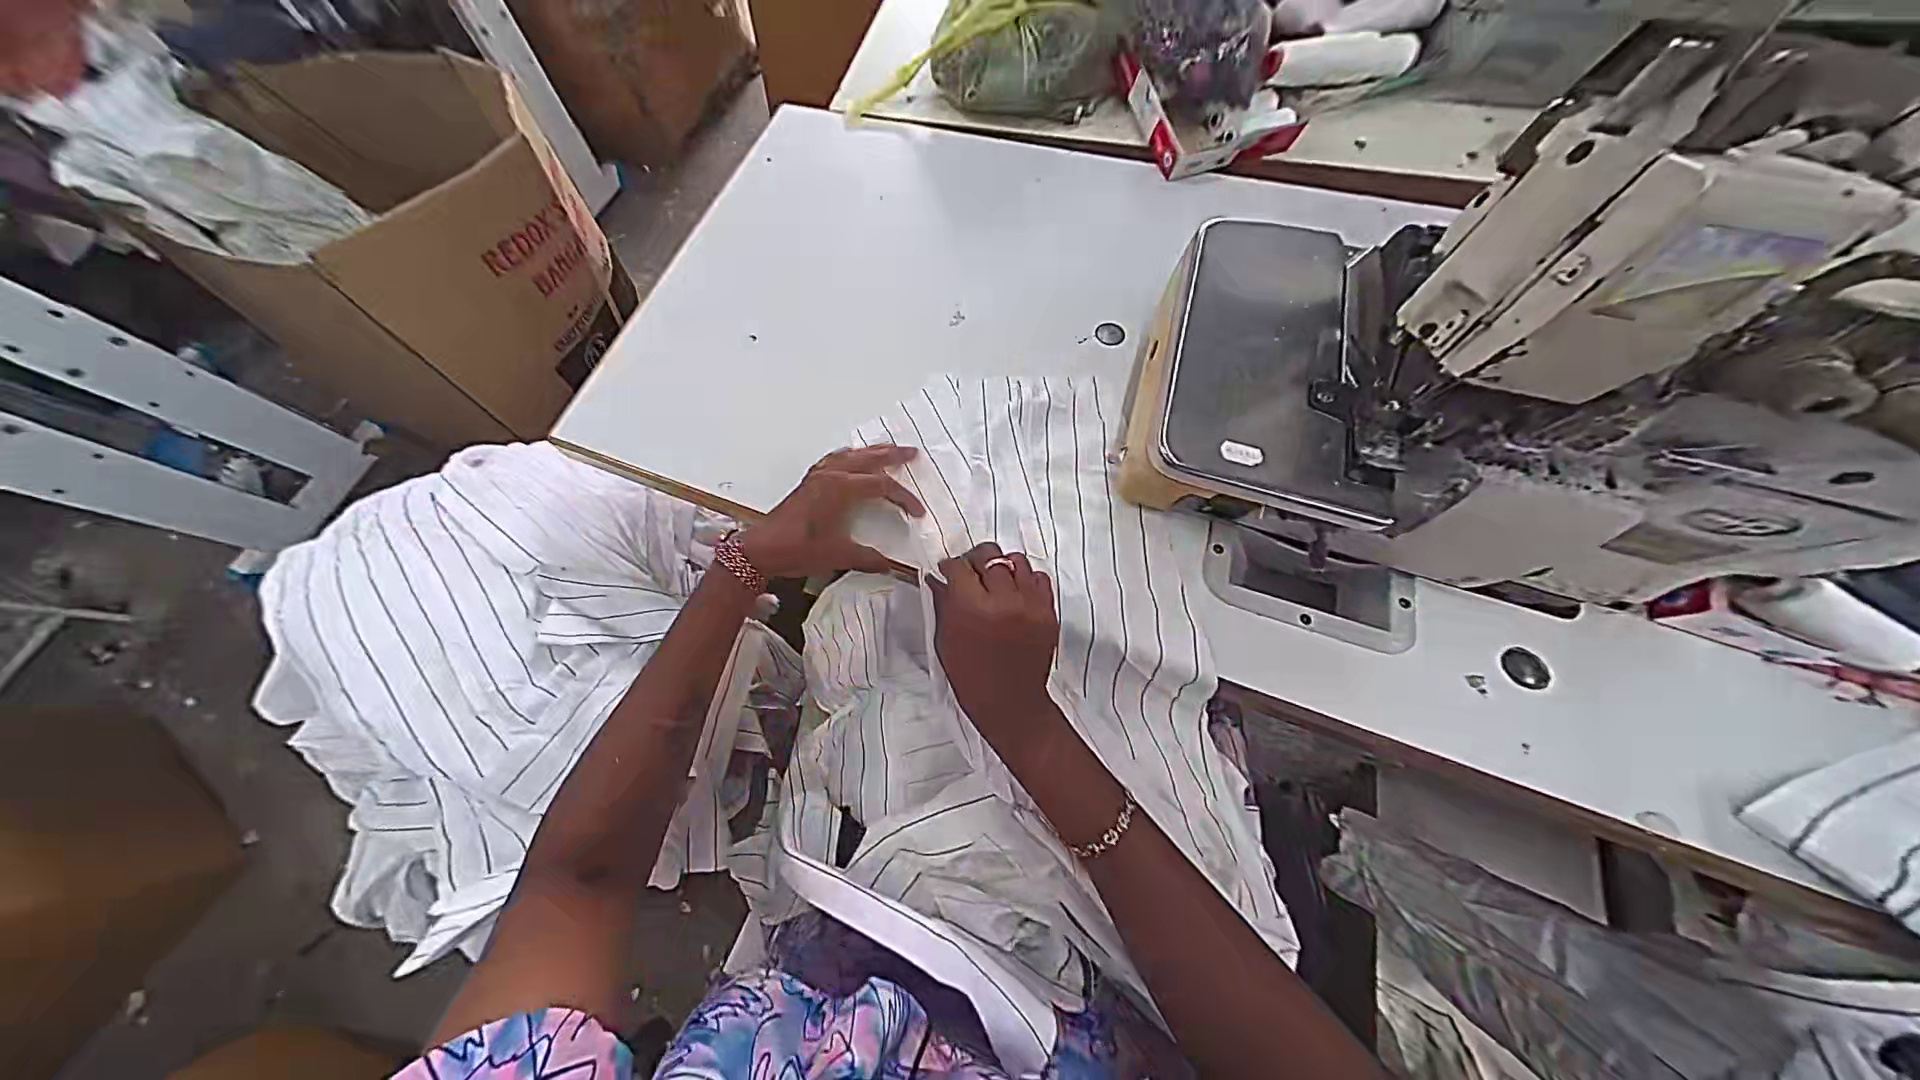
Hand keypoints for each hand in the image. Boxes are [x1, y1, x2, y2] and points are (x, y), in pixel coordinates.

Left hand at [738, 445, 923, 577]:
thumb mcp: (839, 555)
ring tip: (887, 450)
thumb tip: (888, 565)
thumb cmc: (798, 549)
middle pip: (869, 458)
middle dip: (893, 455)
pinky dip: (849, 456)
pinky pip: (834, 459)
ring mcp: (818, 476)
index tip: (917, 511)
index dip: (904, 497)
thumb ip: (868, 558)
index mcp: (842, 489)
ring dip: (871, 452)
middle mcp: (831, 476)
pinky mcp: (809, 482)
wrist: (762, 549)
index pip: (882, 485)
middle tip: (912, 453)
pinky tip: (852, 459)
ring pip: (851, 455)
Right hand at [929, 543, 1061, 753]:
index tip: (948, 570)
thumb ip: (943, 603)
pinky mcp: (1048, 612)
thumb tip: (937, 578)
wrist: (1010, 701)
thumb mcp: (946, 640)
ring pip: (1016, 561)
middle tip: (970, 572)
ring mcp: (1029, 605)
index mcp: (971, 608)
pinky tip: (1015, 591)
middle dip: (975, 561)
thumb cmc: (971, 676)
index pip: (959, 566)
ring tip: (995, 581)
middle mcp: (1003, 601)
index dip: (951, 566)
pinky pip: (1039, 577)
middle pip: (989, 556)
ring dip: (1002, 567)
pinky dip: (1026, 579)